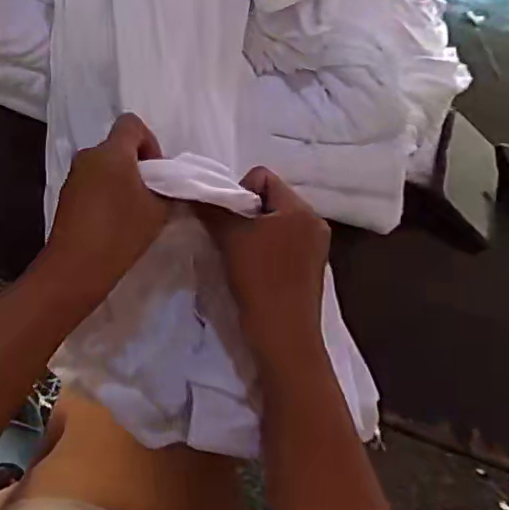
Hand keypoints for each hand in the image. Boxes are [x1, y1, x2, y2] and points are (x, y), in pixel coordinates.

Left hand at [39, 114, 169, 300]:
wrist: (77, 264)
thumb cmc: (121, 232)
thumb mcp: (158, 209)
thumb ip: (165, 187)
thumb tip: (161, 184)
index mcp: (110, 152)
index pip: (131, 124)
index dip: (150, 142)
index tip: (157, 171)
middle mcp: (87, 156)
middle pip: (117, 145)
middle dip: (137, 163)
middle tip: (151, 193)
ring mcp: (74, 175)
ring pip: (104, 164)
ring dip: (121, 178)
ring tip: (134, 209)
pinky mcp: (66, 194)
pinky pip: (92, 180)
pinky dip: (106, 190)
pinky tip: (115, 219)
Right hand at [198, 167, 329, 372]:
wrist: (283, 332)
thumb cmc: (258, 277)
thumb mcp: (228, 236)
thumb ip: (210, 208)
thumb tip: (193, 192)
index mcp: (300, 209)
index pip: (262, 176)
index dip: (237, 189)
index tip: (226, 216)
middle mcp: (314, 222)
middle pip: (269, 197)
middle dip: (244, 209)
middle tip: (228, 233)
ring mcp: (315, 245)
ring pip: (273, 220)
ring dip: (251, 229)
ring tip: (237, 251)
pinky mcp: (310, 266)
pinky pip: (282, 240)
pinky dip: (263, 245)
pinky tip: (251, 265)